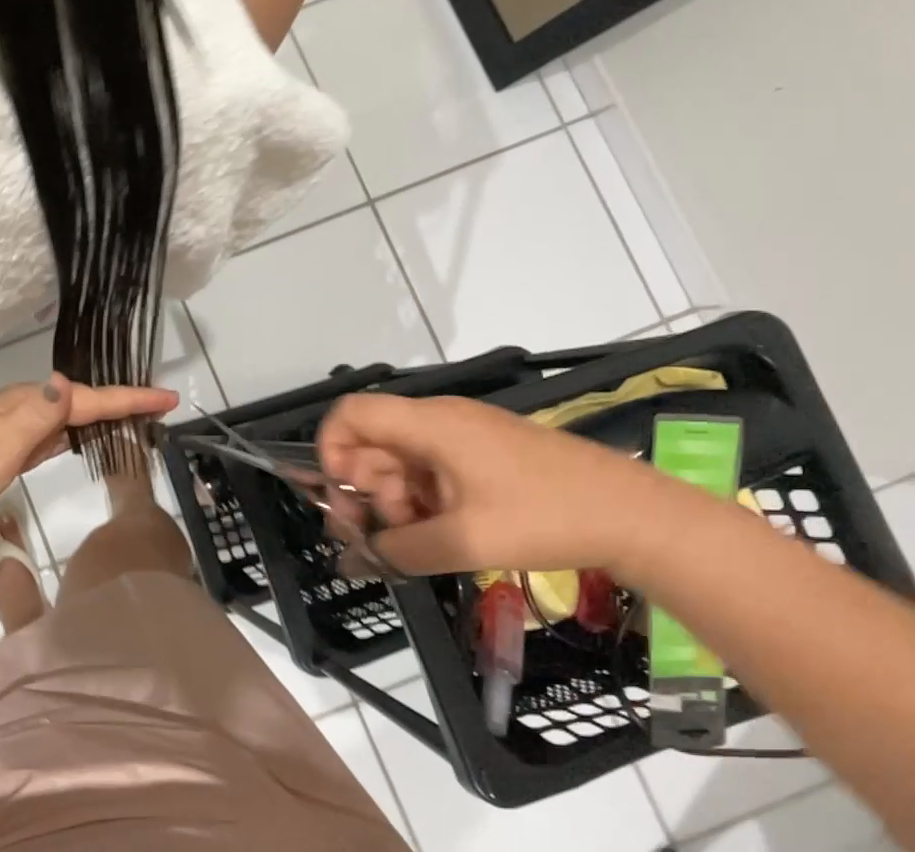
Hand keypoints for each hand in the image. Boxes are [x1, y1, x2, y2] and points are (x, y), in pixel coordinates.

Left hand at [0, 373, 178, 530]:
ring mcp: (14, 425)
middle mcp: (22, 406)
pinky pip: (52, 432)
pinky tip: (81, 438)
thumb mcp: (3, 441)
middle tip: (158, 407)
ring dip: (100, 416)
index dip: (126, 398)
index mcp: (26, 402)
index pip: (85, 396)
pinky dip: (75, 432)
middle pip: (80, 400)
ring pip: (67, 415)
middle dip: (119, 402)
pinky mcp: (9, 446)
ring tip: (132, 419)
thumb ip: (37, 413)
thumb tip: (66, 381)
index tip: (165, 398)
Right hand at [316, 393, 689, 578]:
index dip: (331, 449)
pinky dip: (424, 498)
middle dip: (365, 488)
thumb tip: (362, 558)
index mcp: (431, 424)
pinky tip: (443, 530)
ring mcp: (467, 434)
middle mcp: (442, 419)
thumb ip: (401, 549)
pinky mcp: (487, 452)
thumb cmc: (547, 518)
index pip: (351, 414)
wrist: (641, 518)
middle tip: (380, 532)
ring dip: (396, 499)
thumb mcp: (466, 541)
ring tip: (420, 538)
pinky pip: (432, 467)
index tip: (343, 495)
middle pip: (373, 442)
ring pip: (401, 459)